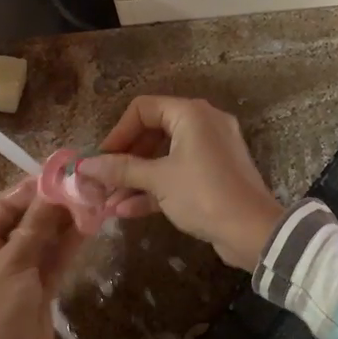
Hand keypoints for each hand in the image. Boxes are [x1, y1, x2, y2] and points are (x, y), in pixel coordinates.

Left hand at [0, 179, 85, 338]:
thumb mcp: (13, 262)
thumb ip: (37, 224)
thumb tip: (55, 188)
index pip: (1, 206)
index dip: (30, 190)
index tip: (60, 173)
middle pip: (25, 220)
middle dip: (52, 205)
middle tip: (83, 185)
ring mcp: (16, 273)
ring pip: (43, 238)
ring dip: (65, 222)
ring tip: (93, 200)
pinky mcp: (37, 289)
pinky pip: (54, 258)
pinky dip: (70, 243)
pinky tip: (91, 225)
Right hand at [76, 96, 285, 270]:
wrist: (253, 230)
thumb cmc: (203, 194)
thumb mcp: (159, 180)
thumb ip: (121, 170)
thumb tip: (84, 166)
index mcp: (191, 114)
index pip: (144, 108)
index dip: (118, 133)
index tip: (101, 160)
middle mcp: (203, 124)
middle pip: (153, 132)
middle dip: (125, 160)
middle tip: (102, 183)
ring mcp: (211, 150)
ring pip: (165, 156)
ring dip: (136, 179)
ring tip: (109, 203)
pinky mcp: (214, 174)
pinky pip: (179, 173)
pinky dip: (156, 188)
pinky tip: (128, 211)